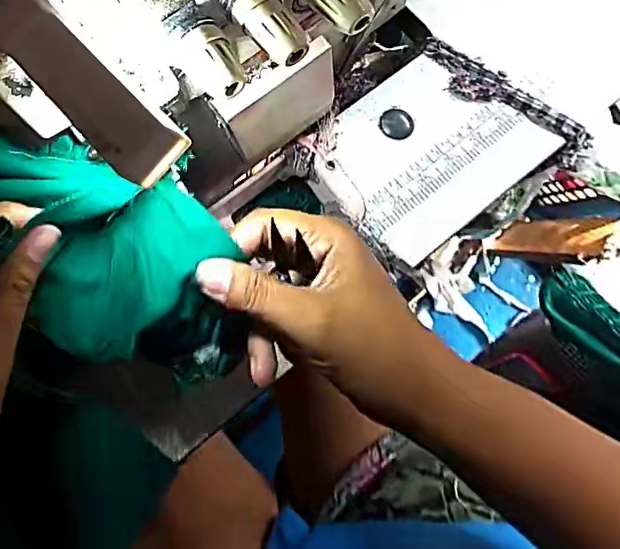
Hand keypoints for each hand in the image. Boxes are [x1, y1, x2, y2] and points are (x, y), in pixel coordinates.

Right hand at [195, 209, 452, 421]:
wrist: (417, 395)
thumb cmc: (370, 348)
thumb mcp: (308, 321)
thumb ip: (255, 294)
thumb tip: (202, 272)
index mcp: (324, 237)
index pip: (262, 224)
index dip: (232, 249)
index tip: (206, 282)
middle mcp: (319, 249)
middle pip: (261, 257)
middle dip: (245, 299)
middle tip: (223, 327)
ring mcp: (318, 279)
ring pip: (267, 289)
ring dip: (258, 328)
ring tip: (256, 368)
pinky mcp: (317, 306)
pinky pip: (280, 310)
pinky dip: (270, 337)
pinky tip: (267, 369)